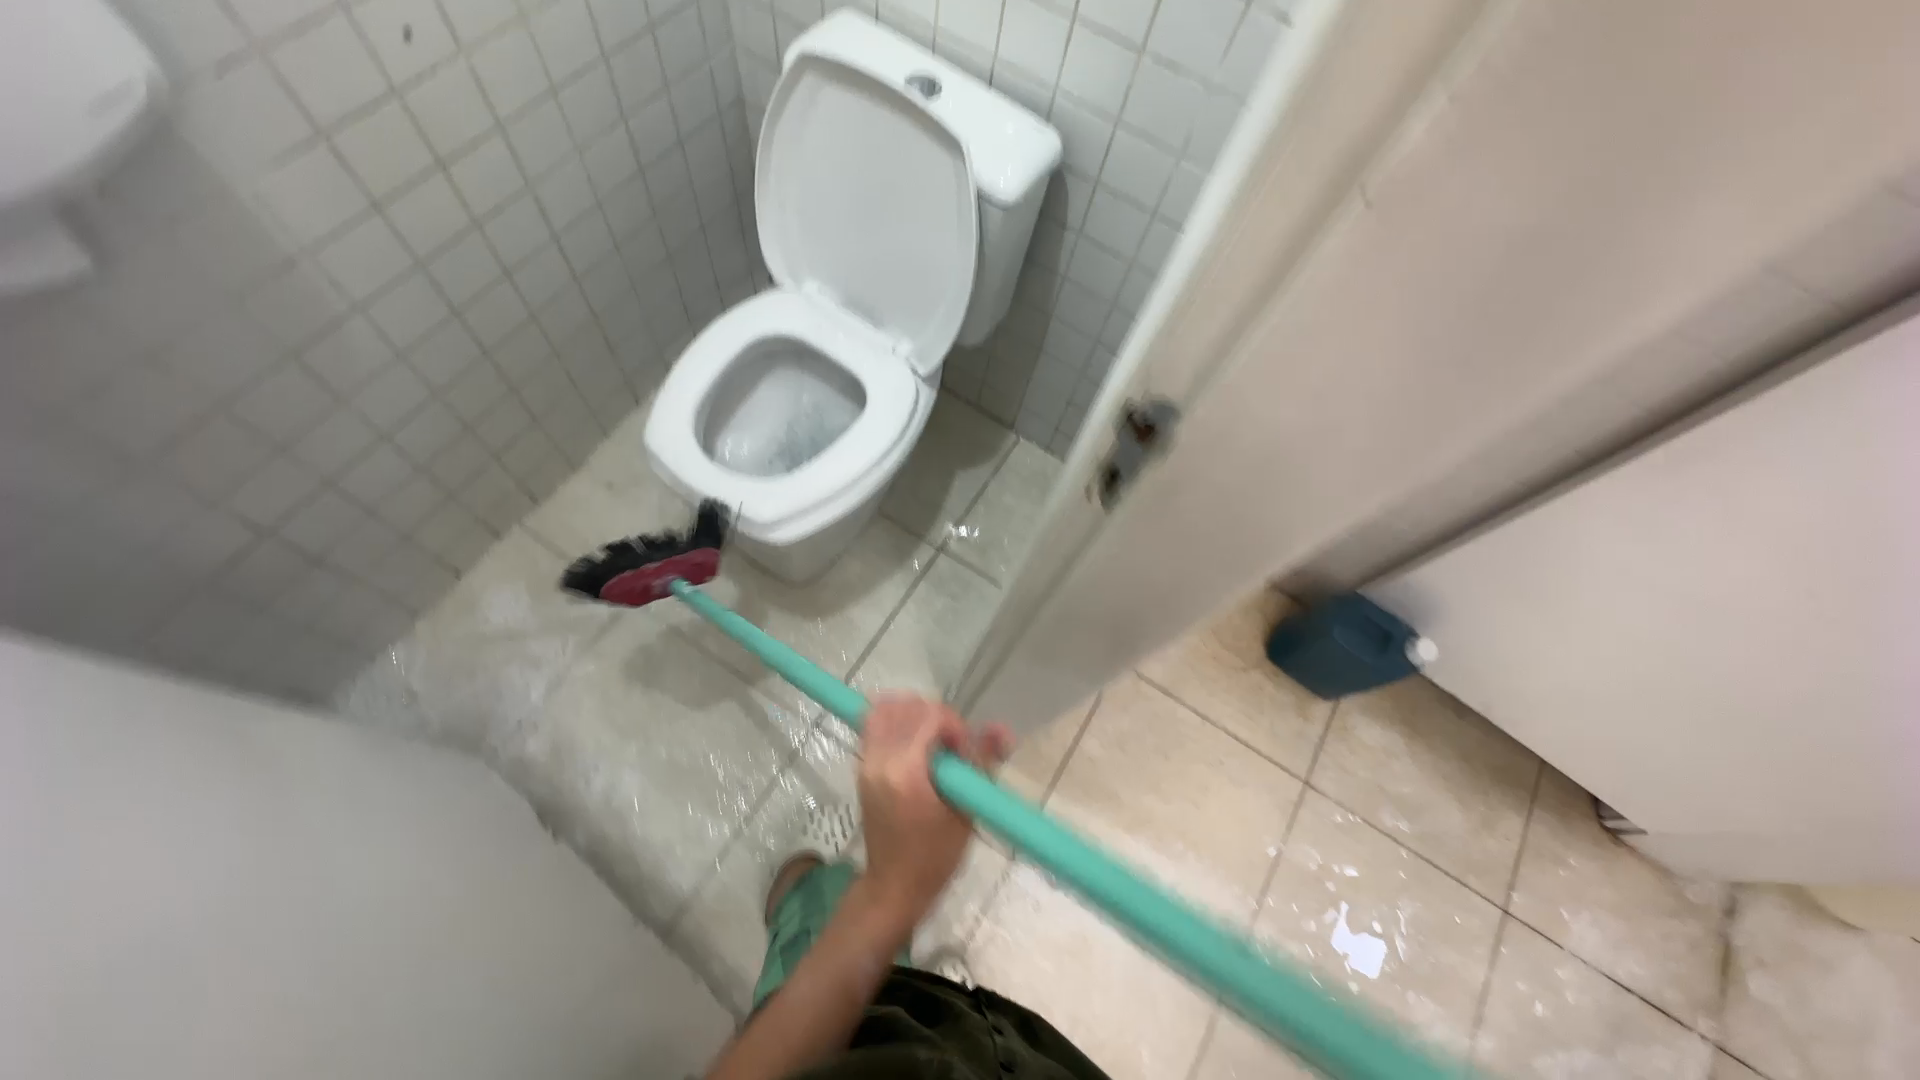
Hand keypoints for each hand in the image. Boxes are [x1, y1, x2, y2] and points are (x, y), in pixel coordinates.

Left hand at [856, 695, 1012, 931]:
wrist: (893, 886)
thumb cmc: (935, 856)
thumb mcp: (965, 811)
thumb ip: (981, 763)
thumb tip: (1000, 729)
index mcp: (905, 772)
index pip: (930, 717)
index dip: (955, 725)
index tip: (966, 752)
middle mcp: (879, 760)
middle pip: (908, 707)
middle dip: (936, 717)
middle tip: (953, 747)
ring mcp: (865, 762)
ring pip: (885, 709)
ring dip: (914, 715)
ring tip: (933, 741)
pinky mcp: (861, 767)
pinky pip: (872, 725)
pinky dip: (894, 721)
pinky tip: (914, 741)